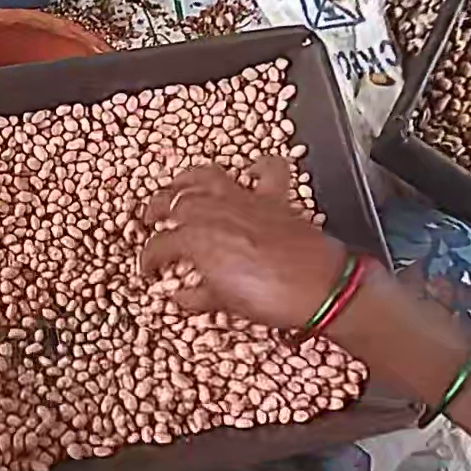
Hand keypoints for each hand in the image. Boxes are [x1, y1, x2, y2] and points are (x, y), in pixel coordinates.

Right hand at [139, 160, 351, 330]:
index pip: (159, 244)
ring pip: (206, 177)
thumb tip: (180, 296)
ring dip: (187, 179)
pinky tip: (250, 168)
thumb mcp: (225, 303)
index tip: (148, 268)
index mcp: (196, 240)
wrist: (322, 288)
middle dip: (157, 210)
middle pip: (174, 203)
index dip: (149, 257)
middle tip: (150, 218)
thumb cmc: (271, 298)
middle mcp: (214, 213)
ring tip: (178, 184)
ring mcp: (244, 201)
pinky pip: (266, 171)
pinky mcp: (274, 200)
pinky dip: (257, 167)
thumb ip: (197, 297)